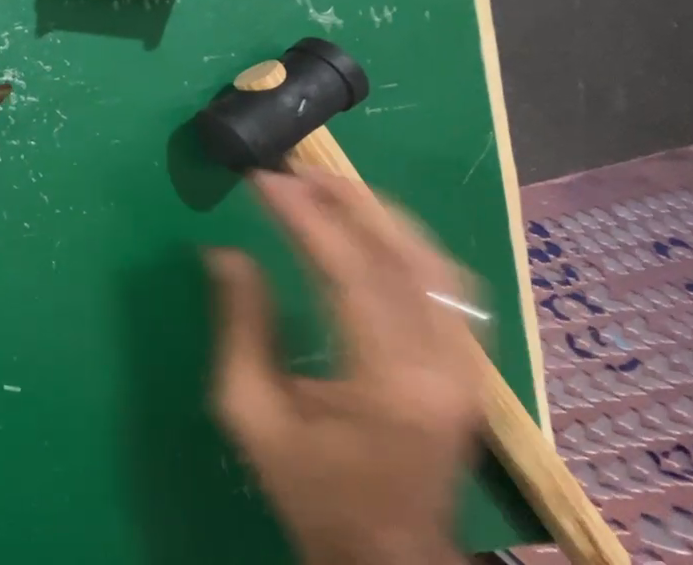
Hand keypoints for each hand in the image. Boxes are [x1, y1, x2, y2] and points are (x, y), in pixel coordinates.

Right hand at [207, 172, 480, 564]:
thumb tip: (225, 252)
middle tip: (296, 166)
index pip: (350, 271)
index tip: (263, 179)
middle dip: (348, 201)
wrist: (383, 551)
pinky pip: (443, 286)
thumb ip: (241, 325)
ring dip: (380, 216)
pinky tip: (369, 230)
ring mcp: (466, 366)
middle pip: (405, 257)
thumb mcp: (249, 410)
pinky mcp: (466, 367)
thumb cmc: (307, 486)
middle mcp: (443, 364)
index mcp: (387, 379)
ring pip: (435, 265)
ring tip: (327, 185)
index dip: (305, 216)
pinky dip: (403, 244)